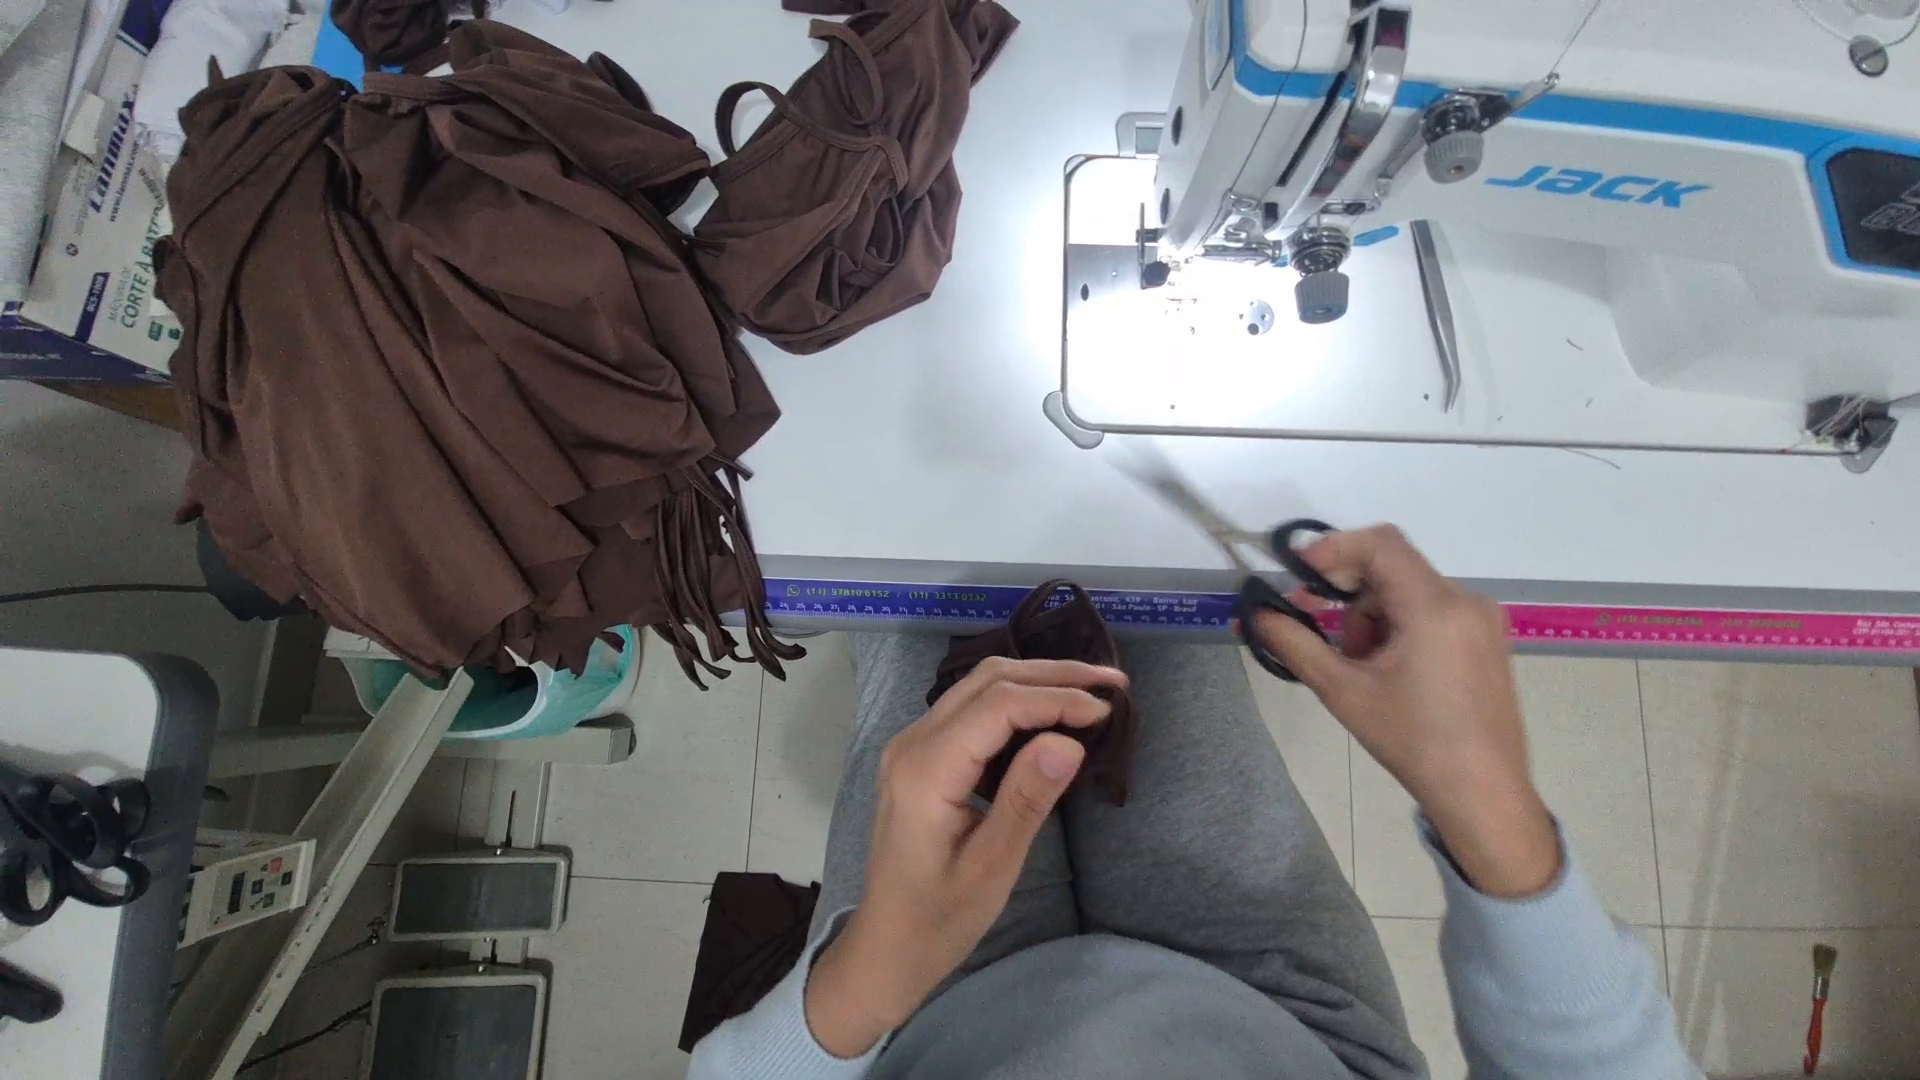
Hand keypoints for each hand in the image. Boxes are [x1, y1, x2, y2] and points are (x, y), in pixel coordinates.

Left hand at [804, 657, 1126, 1057]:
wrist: (886, 945)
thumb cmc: (938, 918)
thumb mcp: (992, 868)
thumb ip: (1027, 799)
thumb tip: (1069, 740)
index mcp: (925, 769)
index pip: (998, 706)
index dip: (1056, 699)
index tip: (1107, 711)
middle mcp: (913, 740)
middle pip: (988, 680)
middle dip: (1053, 674)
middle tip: (1113, 682)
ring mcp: (913, 742)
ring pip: (979, 686)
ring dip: (1037, 680)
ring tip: (1091, 690)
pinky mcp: (922, 752)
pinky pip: (972, 708)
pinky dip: (1017, 700)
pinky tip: (1051, 712)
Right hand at [1250, 525, 1560, 897]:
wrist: (1483, 794)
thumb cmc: (1411, 740)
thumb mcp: (1342, 689)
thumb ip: (1294, 643)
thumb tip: (1255, 615)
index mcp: (1435, 607)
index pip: (1380, 543)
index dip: (1333, 548)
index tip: (1298, 576)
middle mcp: (1465, 601)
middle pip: (1389, 568)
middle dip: (1344, 592)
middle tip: (1311, 621)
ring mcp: (1480, 620)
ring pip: (1405, 591)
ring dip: (1368, 614)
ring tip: (1355, 664)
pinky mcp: (1484, 639)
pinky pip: (1428, 609)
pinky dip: (1394, 625)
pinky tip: (1384, 667)